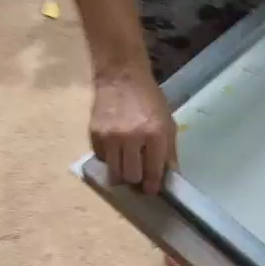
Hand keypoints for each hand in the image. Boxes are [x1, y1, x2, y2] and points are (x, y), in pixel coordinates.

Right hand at [90, 70, 176, 194]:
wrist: (121, 75)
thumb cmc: (149, 99)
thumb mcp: (167, 122)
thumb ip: (168, 151)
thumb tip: (169, 176)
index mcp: (154, 134)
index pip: (152, 172)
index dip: (151, 186)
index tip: (150, 190)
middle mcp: (131, 137)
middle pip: (131, 177)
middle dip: (136, 179)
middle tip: (138, 174)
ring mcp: (110, 137)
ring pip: (114, 173)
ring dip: (121, 173)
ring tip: (126, 165)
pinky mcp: (95, 134)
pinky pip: (101, 159)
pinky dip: (109, 160)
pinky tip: (115, 150)